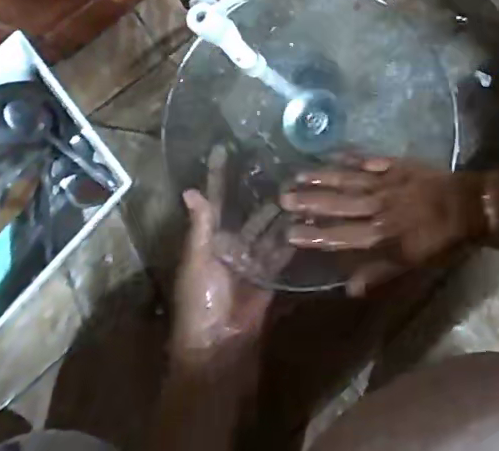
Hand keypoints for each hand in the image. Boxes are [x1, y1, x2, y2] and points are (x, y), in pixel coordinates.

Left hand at [170, 146, 281, 363]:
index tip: (223, 148)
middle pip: (247, 213)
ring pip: (268, 230)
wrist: (218, 350)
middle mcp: (231, 245)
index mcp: (209, 239)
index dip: (218, 176)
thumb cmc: (200, 302)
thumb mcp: (197, 261)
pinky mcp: (269, 277)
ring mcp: (251, 261)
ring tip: (299, 185)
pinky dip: (294, 239)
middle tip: (280, 163)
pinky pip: (282, 253)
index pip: (214, 200)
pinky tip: (309, 219)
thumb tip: (189, 189)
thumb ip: (200, 226)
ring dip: (281, 212)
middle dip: (260, 191)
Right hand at [278, 157, 487, 296]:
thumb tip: (348, 286)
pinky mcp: (393, 165)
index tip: (289, 232)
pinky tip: (331, 154)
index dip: (314, 235)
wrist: (467, 206)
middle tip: (283, 197)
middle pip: (337, 205)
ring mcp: (383, 183)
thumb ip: (381, 273)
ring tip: (298, 175)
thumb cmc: (440, 242)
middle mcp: (376, 208)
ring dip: (321, 178)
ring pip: (346, 180)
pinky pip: (366, 160)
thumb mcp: (413, 265)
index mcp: (380, 236)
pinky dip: (348, 157)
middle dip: (309, 202)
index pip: (339, 236)